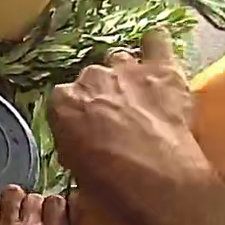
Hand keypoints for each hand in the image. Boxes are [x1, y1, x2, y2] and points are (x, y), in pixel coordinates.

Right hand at [48, 29, 223, 224]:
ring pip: (120, 60)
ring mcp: (126, 69)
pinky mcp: (161, 68)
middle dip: (100, 94)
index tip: (84, 129)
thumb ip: (72, 143)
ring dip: (125, 75)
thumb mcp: (75, 168)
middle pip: (91, 78)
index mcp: (63, 102)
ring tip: (137, 94)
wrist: (156, 179)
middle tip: (113, 118)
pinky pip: (156, 41)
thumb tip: (78, 142)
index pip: (62, 101)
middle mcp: (90, 78)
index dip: (75, 116)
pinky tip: (157, 53)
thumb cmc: (110, 184)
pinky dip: (156, 46)